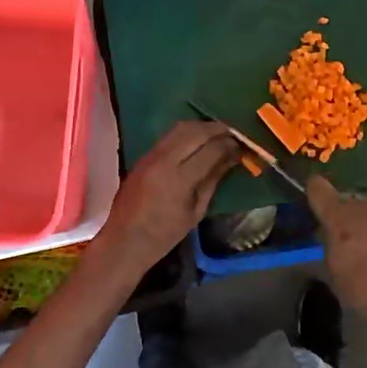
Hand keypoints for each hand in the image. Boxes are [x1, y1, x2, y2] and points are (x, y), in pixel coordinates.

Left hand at [92, 122, 239, 273]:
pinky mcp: (143, 156)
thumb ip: (213, 180)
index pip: (211, 149)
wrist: (124, 240)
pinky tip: (198, 140)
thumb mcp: (196, 211)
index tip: (242, 146)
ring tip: (218, 134)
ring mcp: (151, 155)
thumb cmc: (164, 235)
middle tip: (234, 134)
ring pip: (180, 128)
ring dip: (202, 127)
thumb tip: (232, 157)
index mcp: (179, 179)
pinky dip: (187, 133)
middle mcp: (164, 160)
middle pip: (196, 131)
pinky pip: (169, 135)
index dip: (229, 144)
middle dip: (218, 129)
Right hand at [306, 176, 366, 347]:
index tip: (311, 189)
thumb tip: (334, 243)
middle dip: (342, 217)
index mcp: (339, 218)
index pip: (319, 191)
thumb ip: (331, 251)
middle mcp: (364, 209)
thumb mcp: (336, 276)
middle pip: (348, 204)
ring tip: (364, 252)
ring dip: (365, 229)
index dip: (314, 189)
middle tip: (338, 236)